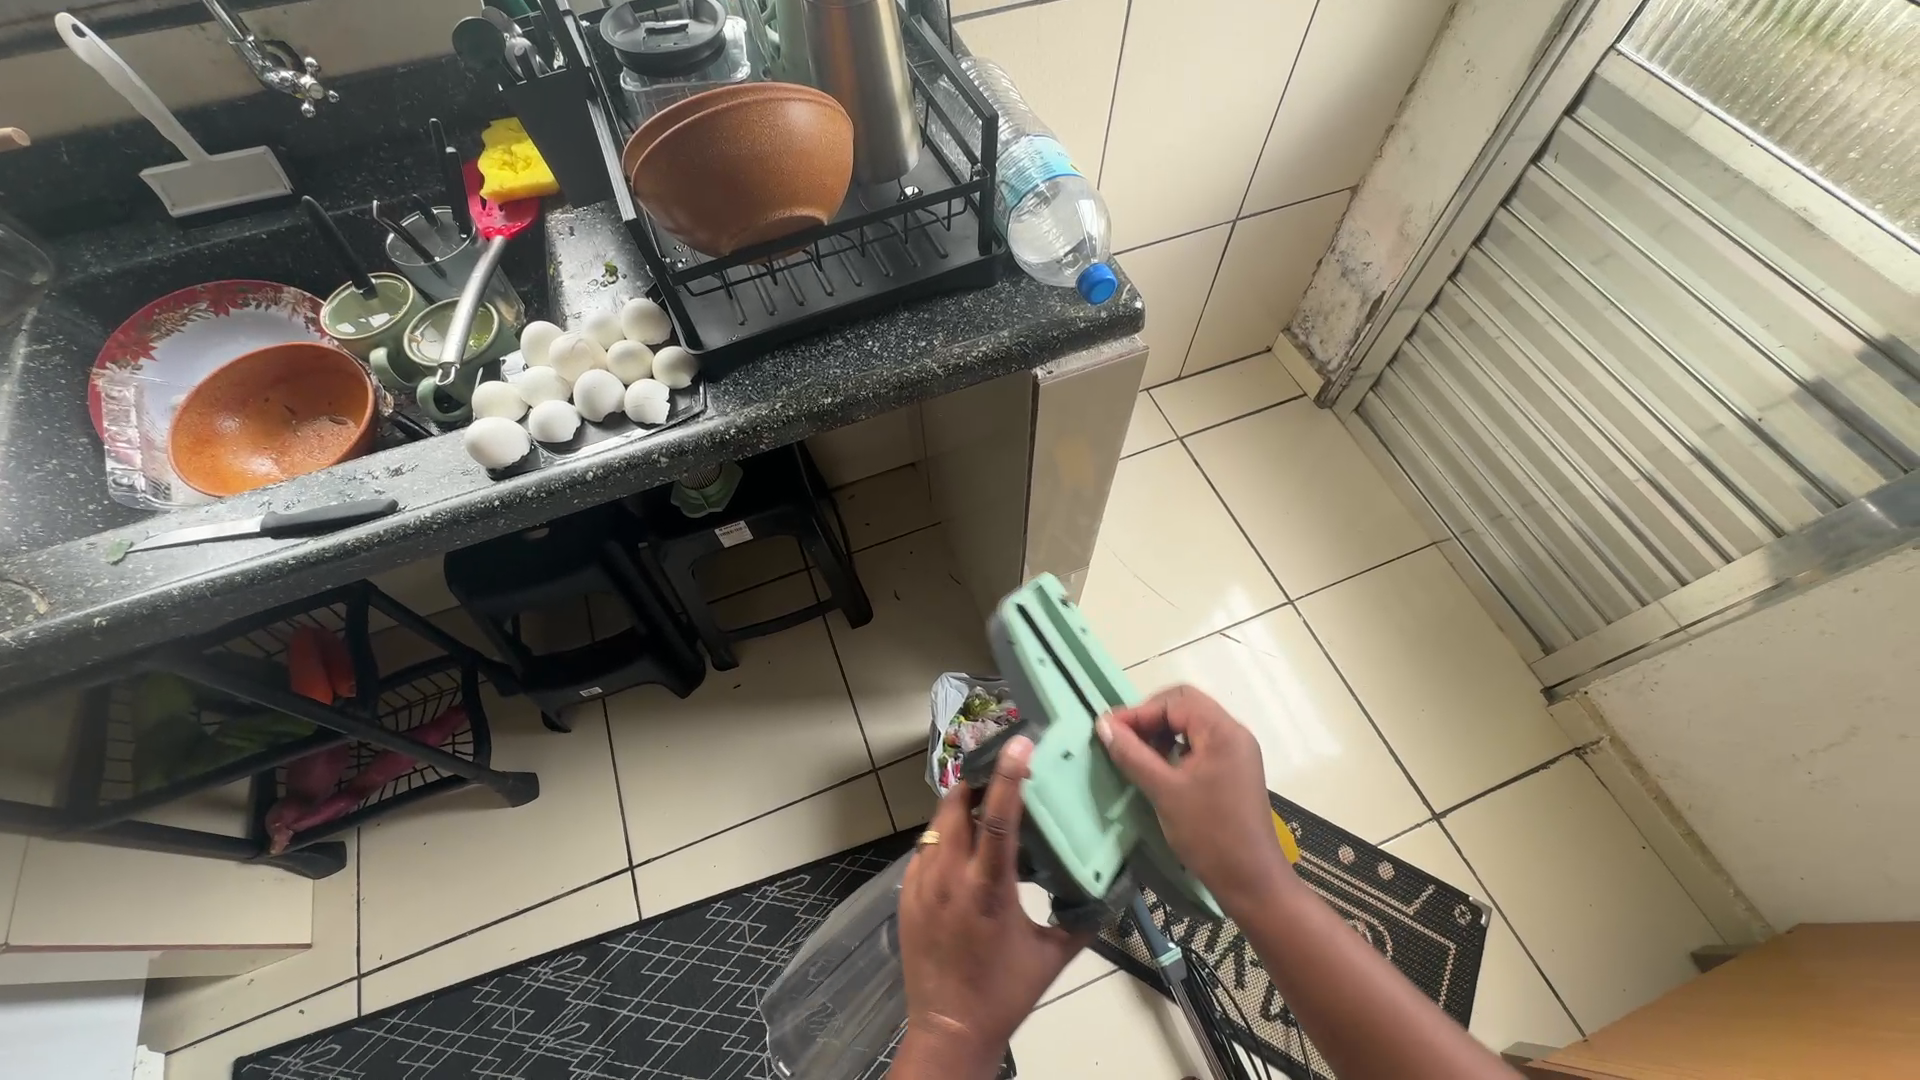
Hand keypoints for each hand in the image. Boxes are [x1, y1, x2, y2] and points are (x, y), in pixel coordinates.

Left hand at [895, 736, 1088, 1076]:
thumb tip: (1105, 891)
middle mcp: (949, 877)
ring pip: (936, 825)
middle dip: (974, 784)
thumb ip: (1080, 919)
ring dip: (957, 811)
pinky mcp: (906, 896)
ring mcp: (922, 884)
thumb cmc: (1003, 992)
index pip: (998, 817)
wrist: (948, 1030)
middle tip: (996, 775)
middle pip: (955, 806)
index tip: (1018, 743)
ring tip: (979, 810)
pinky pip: (923, 851)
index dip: (1008, 775)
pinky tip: (959, 853)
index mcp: (988, 888)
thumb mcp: (1050, 956)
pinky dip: (942, 840)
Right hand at [1097, 685, 1293, 912]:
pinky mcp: (1233, 770)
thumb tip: (1103, 725)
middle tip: (1121, 739)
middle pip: (1184, 707)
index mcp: (1222, 731)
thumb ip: (1131, 754)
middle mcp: (1233, 733)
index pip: (1175, 701)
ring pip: (1191, 726)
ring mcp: (1236, 752)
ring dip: (1160, 733)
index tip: (1108, 730)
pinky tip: (1157, 767)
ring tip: (1135, 754)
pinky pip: (1199, 745)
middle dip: (1149, 719)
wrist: (1251, 881)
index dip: (1138, 711)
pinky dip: (1175, 748)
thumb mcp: (1163, 791)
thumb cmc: (1209, 834)